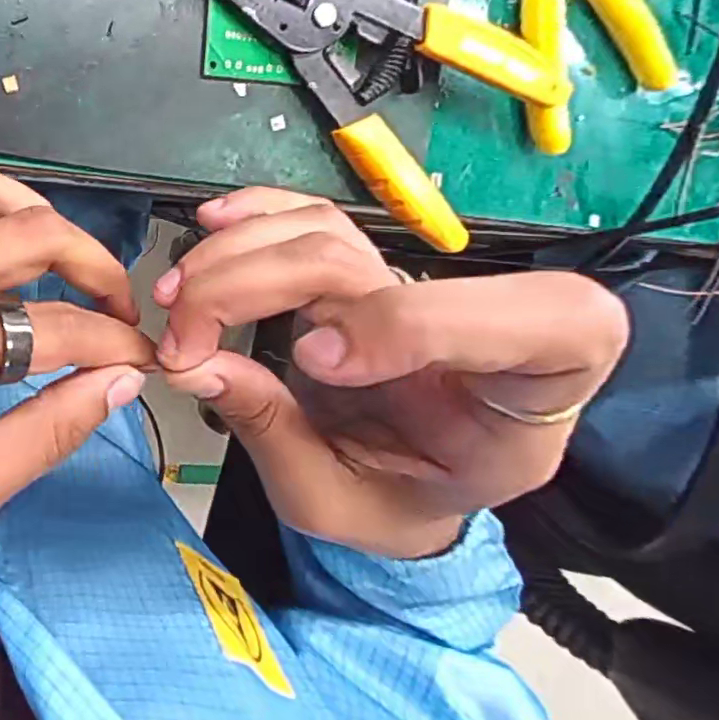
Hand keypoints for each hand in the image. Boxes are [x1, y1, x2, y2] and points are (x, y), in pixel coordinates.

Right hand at [153, 188, 628, 558]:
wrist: (388, 487)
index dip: (413, 322)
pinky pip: (310, 216)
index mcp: (510, 408)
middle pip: (359, 263)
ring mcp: (405, 287)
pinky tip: (211, 221)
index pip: (545, 324)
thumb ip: (267, 429)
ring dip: (232, 254)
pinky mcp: (354, 268)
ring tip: (174, 297)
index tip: (310, 360)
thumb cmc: (380, 506)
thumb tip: (190, 363)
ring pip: (322, 228)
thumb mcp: (326, 500)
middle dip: (251, 288)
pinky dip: (255, 213)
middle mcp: (463, 328)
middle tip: (181, 339)